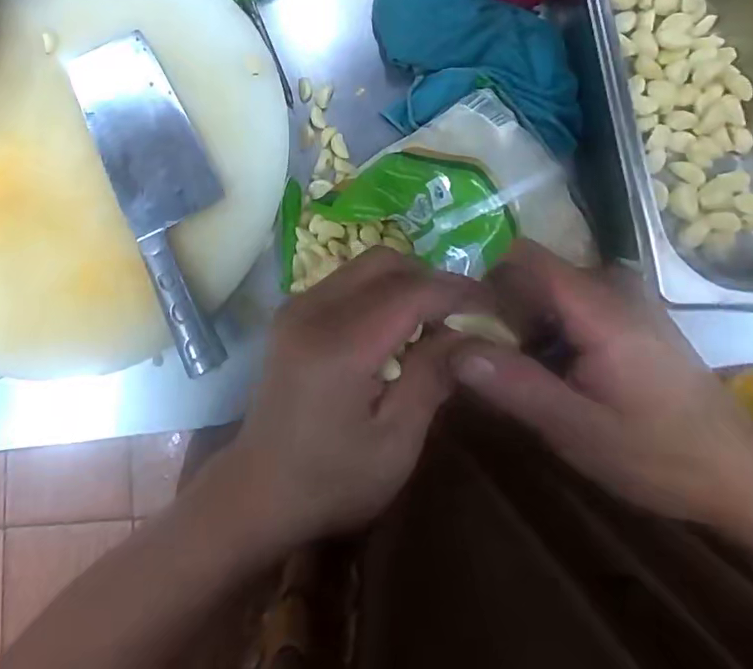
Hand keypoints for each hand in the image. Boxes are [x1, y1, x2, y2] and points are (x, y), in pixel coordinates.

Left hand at [192, 249, 480, 555]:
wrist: (257, 489)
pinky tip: (397, 326)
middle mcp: (312, 310)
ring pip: (364, 265)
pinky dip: (379, 289)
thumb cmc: (331, 481)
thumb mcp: (395, 443)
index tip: (495, 309)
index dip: (458, 292)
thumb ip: (432, 378)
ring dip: (405, 281)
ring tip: (436, 319)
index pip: (410, 291)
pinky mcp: (291, 313)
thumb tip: (468, 334)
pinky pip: (346, 280)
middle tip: (466, 313)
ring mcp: (296, 306)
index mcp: (338, 344)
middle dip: (432, 279)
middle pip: (385, 262)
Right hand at [447, 240, 752, 533]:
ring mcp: (627, 298)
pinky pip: (571, 302)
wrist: (744, 476)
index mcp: (601, 307)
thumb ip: (514, 385)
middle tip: (489, 360)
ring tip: (520, 372)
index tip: (465, 322)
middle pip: (532, 273)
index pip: (523, 257)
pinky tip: (556, 373)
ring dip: (525, 323)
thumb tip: (451, 349)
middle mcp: (614, 286)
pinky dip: (550, 329)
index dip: (485, 280)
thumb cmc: (662, 456)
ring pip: (548, 289)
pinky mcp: (632, 315)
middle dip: (502, 310)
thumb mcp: (578, 430)